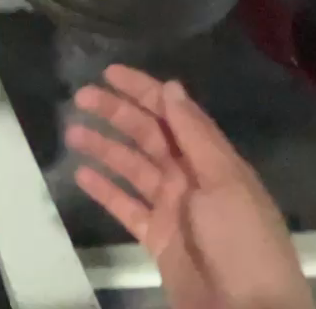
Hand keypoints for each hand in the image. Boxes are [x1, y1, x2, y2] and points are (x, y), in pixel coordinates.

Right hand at [68, 66, 311, 308]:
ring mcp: (173, 209)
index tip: (110, 72)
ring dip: (104, 147)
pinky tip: (80, 174)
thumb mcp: (226, 183)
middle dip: (117, 113)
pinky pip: (125, 205)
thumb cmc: (242, 243)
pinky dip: (104, 189)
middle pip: (149, 136)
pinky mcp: (157, 239)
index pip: (175, 115)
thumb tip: (171, 86)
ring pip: (131, 167)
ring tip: (72, 133)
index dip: (145, 91)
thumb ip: (195, 135)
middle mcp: (192, 179)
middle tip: (81, 97)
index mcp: (214, 163)